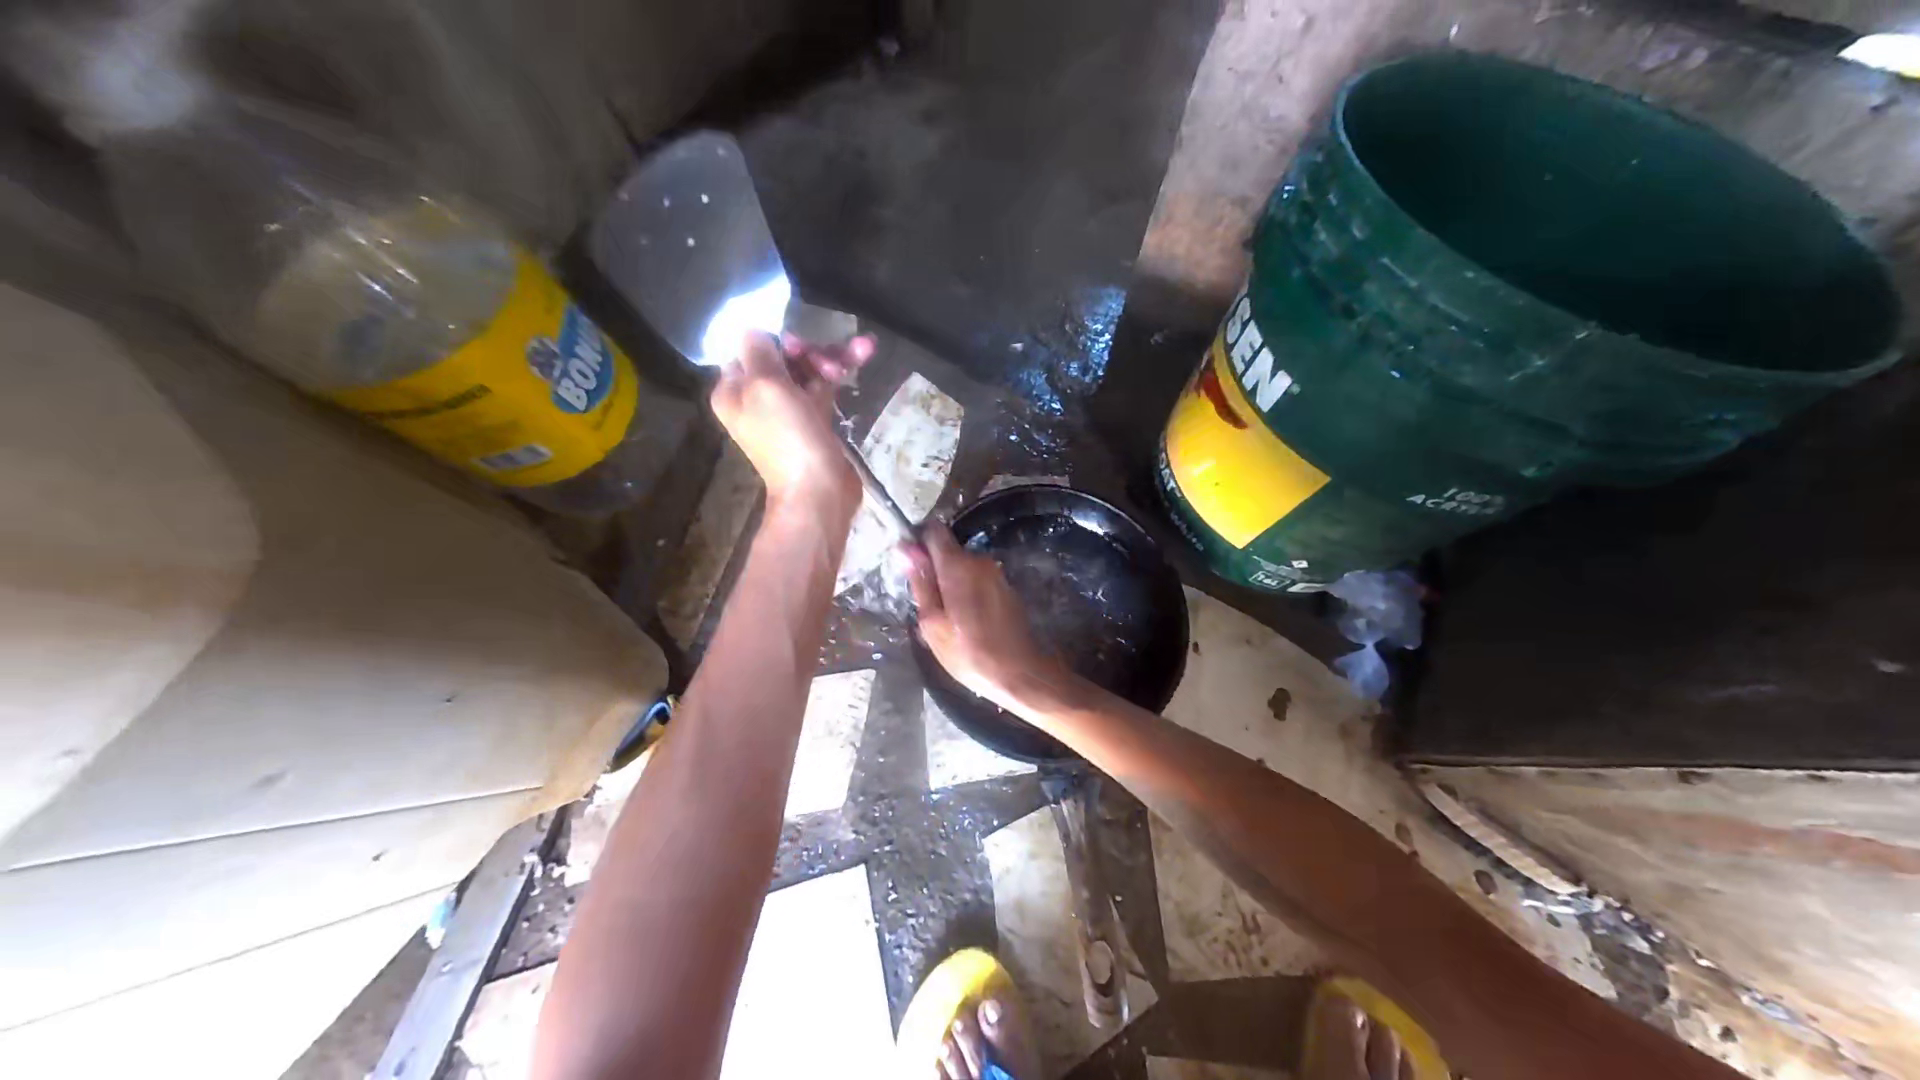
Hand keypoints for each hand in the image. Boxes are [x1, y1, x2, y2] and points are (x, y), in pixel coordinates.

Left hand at [709, 331, 873, 517]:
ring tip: (862, 349)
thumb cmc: (788, 439)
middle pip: (783, 356)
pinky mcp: (816, 420)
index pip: (749, 348)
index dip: (776, 338)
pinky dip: (843, 370)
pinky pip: (826, 386)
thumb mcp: (765, 386)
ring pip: (808, 369)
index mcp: (734, 390)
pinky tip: (865, 351)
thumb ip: (759, 351)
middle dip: (810, 350)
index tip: (798, 343)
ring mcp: (788, 410)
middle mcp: (757, 398)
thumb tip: (754, 328)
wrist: (818, 493)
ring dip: (833, 356)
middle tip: (827, 362)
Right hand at [905, 526, 1065, 709]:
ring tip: (947, 621)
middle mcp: (979, 561)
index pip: (934, 531)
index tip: (911, 568)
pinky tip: (967, 623)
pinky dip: (967, 594)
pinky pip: (977, 581)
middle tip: (928, 608)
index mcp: (958, 566)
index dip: (918, 543)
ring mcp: (996, 574)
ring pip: (962, 568)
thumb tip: (905, 549)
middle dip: (934, 572)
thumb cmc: (968, 652)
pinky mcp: (1006, 588)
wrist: (1019, 673)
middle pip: (948, 552)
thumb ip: (920, 582)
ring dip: (951, 586)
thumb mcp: (932, 623)